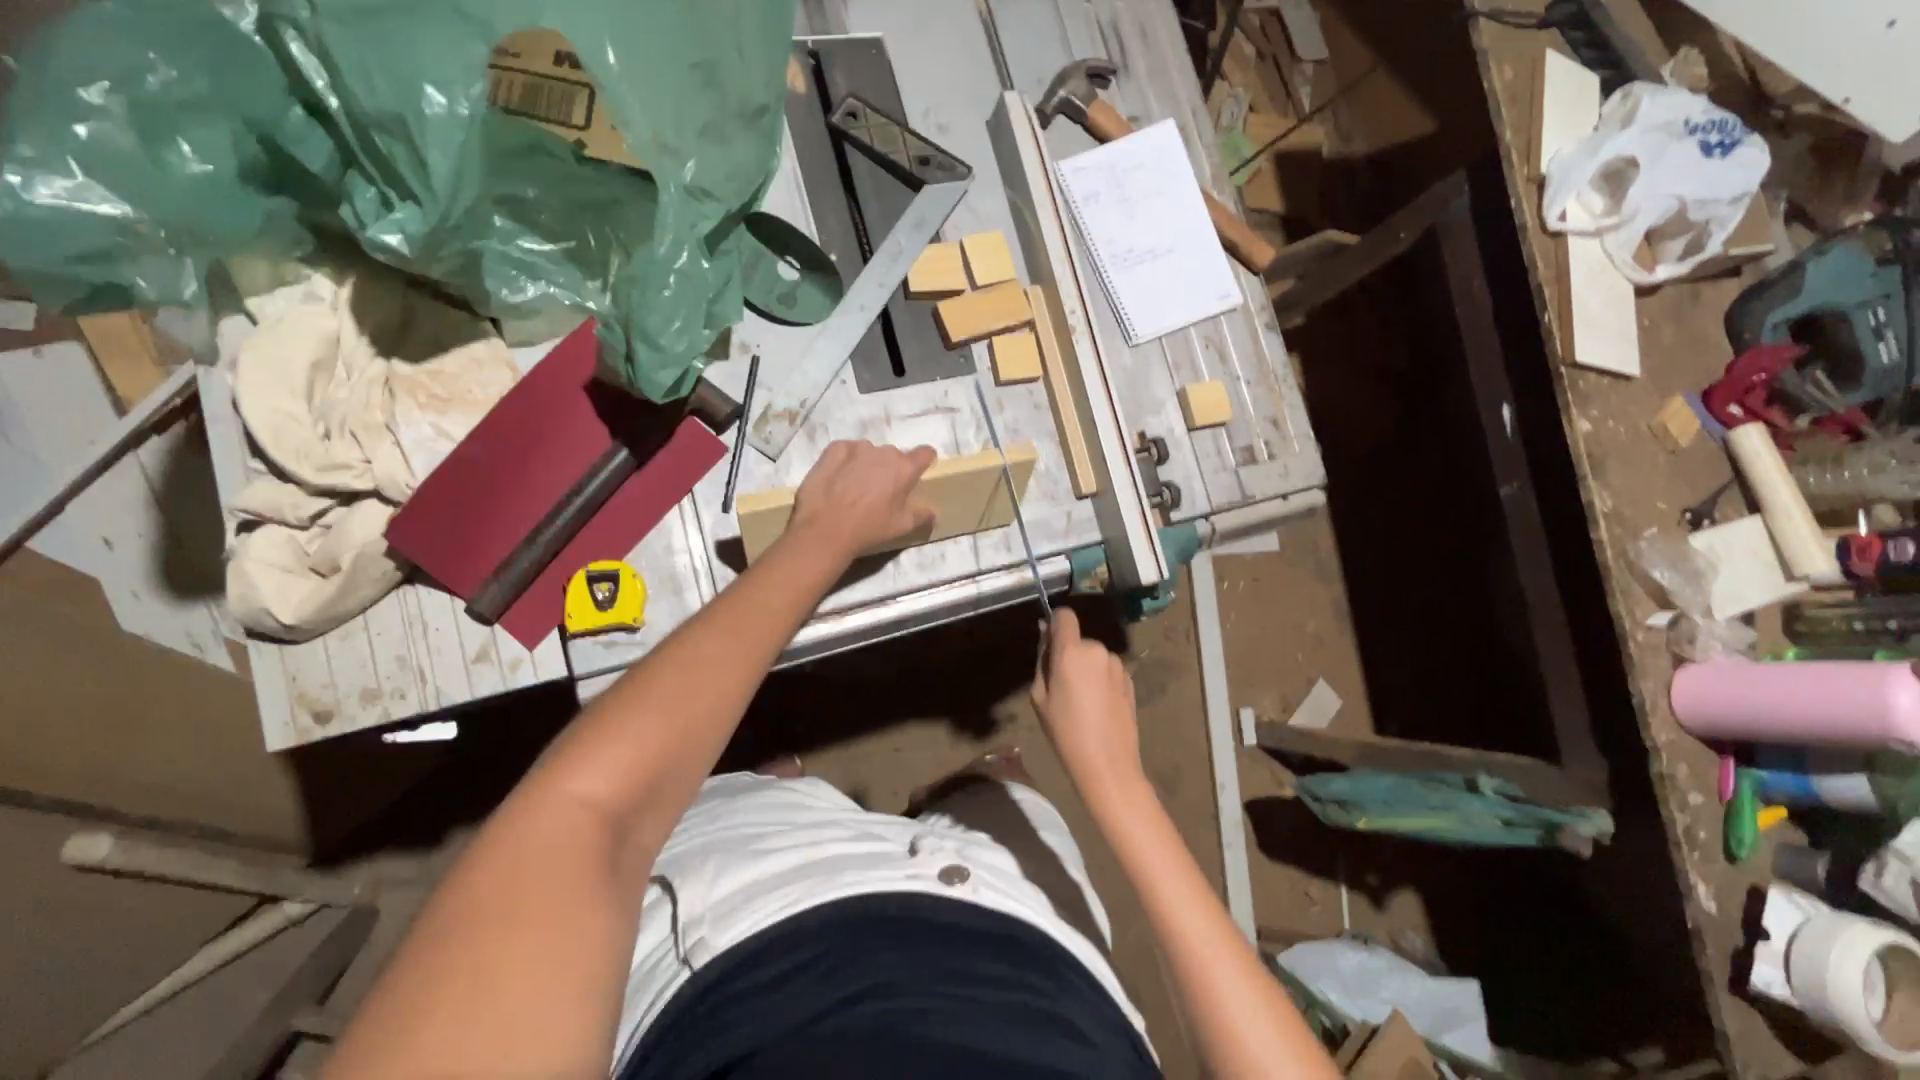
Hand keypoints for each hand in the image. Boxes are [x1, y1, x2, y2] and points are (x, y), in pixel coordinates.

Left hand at [786, 440, 936, 562]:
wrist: (824, 529)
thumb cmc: (868, 529)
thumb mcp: (901, 527)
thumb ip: (922, 516)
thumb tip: (933, 512)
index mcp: (904, 468)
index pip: (925, 453)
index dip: (924, 462)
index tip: (917, 473)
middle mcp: (884, 452)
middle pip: (894, 455)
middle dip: (890, 469)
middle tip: (879, 490)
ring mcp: (858, 447)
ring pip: (869, 452)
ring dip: (867, 464)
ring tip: (854, 486)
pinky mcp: (834, 448)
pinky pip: (846, 450)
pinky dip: (845, 460)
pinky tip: (838, 478)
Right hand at [1032, 609, 1143, 802]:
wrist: (1107, 762)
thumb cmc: (1065, 732)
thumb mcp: (1040, 697)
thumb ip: (1042, 659)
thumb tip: (1044, 632)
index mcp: (1071, 651)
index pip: (1064, 615)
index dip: (1055, 623)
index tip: (1049, 643)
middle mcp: (1098, 650)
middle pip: (1078, 640)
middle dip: (1070, 654)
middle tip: (1062, 687)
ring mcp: (1118, 664)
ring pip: (1094, 656)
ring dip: (1087, 669)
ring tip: (1082, 702)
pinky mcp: (1130, 680)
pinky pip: (1108, 671)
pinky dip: (1101, 680)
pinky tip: (1099, 707)